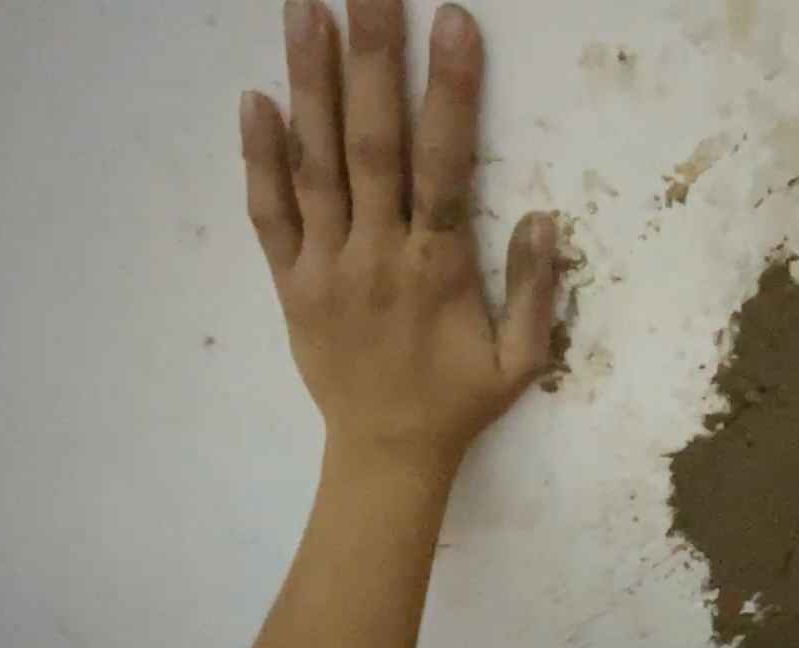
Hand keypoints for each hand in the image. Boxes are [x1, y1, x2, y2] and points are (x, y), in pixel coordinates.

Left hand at [240, 0, 558, 478]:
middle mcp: (377, 255)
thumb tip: (542, 218)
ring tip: (306, 7)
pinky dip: (260, 156)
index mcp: (438, 271)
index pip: (445, 165)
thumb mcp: (522, 363)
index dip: (451, 92)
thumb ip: (536, 293)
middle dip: (376, 57)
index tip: (455, 22)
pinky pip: (270, 214)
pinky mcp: (289, 284)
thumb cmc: (460, 404)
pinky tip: (256, 98)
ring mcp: (326, 266)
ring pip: (317, 163)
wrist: (389, 452)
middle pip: (374, 142)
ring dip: (312, 82)